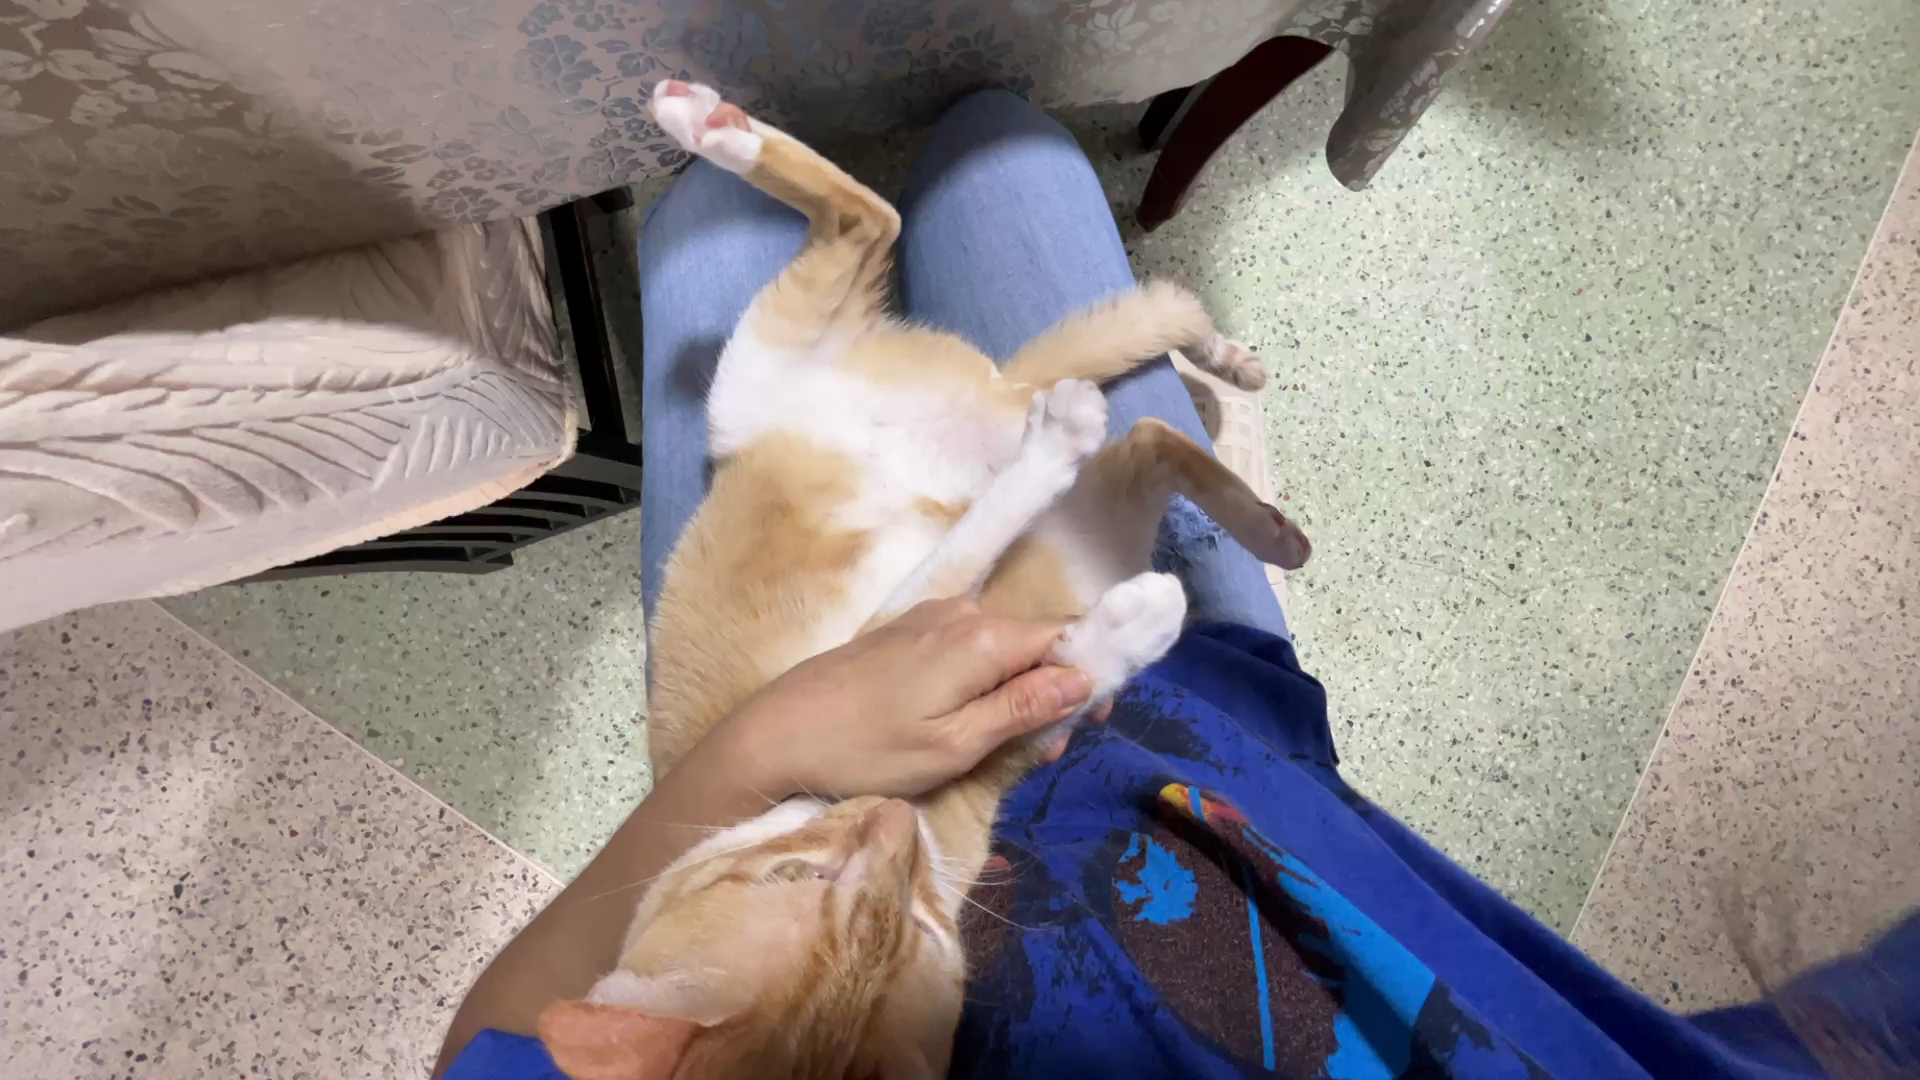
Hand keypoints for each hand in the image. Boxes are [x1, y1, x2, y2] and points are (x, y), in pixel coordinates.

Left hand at [709, 597, 1097, 799]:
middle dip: (1048, 694)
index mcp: (982, 638)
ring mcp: (932, 617)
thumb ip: (1022, 707)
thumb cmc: (867, 749)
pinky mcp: (908, 629)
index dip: (1089, 674)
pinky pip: (968, 647)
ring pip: (1001, 648)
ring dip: (1014, 691)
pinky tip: (961, 719)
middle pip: (1034, 644)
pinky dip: (982, 681)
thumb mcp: (954, 744)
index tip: (1086, 724)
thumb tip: (1084, 677)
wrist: (777, 732)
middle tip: (1035, 755)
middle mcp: (963, 612)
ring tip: (994, 747)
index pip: (1065, 635)